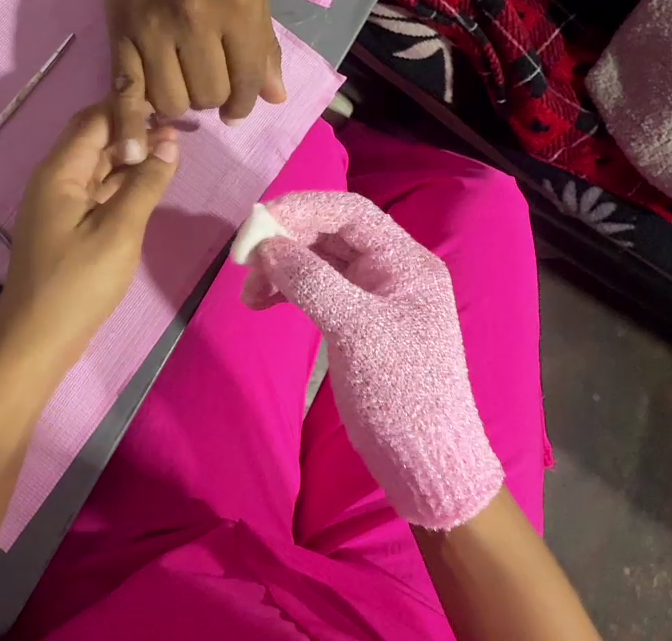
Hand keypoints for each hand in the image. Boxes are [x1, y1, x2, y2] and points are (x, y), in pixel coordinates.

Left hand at [0, 105, 180, 368]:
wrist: (37, 339)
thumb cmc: (78, 283)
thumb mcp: (119, 231)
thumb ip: (146, 184)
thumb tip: (170, 141)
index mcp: (59, 171)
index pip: (95, 119)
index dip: (132, 108)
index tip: (171, 103)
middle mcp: (54, 178)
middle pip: (94, 137)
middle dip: (133, 129)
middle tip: (178, 125)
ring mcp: (59, 202)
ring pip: (97, 163)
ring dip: (131, 155)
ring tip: (173, 149)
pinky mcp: (67, 224)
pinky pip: (97, 189)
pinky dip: (123, 181)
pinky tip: (151, 181)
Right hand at [106, 0, 285, 163]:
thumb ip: (264, 44)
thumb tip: (272, 98)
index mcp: (236, 6)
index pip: (248, 78)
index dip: (246, 100)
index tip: (239, 103)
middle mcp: (195, 19)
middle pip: (209, 95)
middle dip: (214, 100)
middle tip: (208, 85)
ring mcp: (153, 29)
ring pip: (172, 101)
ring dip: (181, 104)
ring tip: (181, 87)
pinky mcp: (119, 35)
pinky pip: (126, 92)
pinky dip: (130, 126)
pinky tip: (134, 150)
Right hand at [246, 192, 503, 530]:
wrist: (426, 464)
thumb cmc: (402, 394)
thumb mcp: (356, 332)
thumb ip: (311, 282)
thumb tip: (266, 245)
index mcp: (406, 261)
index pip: (350, 212)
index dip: (302, 207)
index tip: (257, 221)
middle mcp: (391, 270)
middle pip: (330, 233)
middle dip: (285, 241)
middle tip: (245, 261)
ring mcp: (373, 296)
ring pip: (318, 260)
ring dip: (281, 267)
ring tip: (249, 294)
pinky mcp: (356, 321)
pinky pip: (315, 287)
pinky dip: (287, 290)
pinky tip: (262, 303)